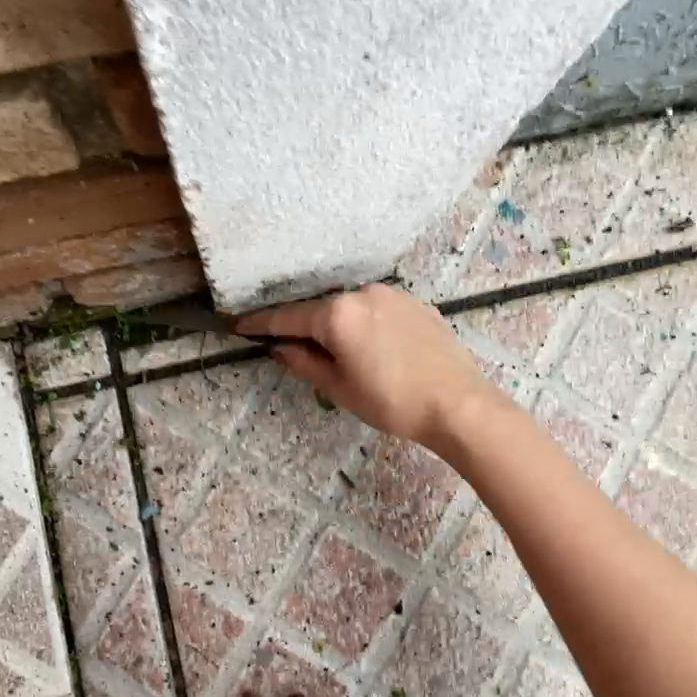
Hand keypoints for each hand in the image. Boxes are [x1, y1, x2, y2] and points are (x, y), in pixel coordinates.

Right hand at [235, 283, 499, 447]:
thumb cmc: (391, 402)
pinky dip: (366, 324)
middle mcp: (362, 293)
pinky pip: (378, 310)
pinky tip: (373, 348)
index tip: (239, 324)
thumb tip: (279, 347)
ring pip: (352, 307)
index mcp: (338, 313)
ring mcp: (393, 294)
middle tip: (292, 348)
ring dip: (339, 326)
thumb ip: (304, 362)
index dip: (261, 323)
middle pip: (321, 309)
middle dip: (305, 327)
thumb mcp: (339, 388)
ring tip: (340, 354)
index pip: (288, 317)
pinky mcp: (416, 303)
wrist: (457, 404)